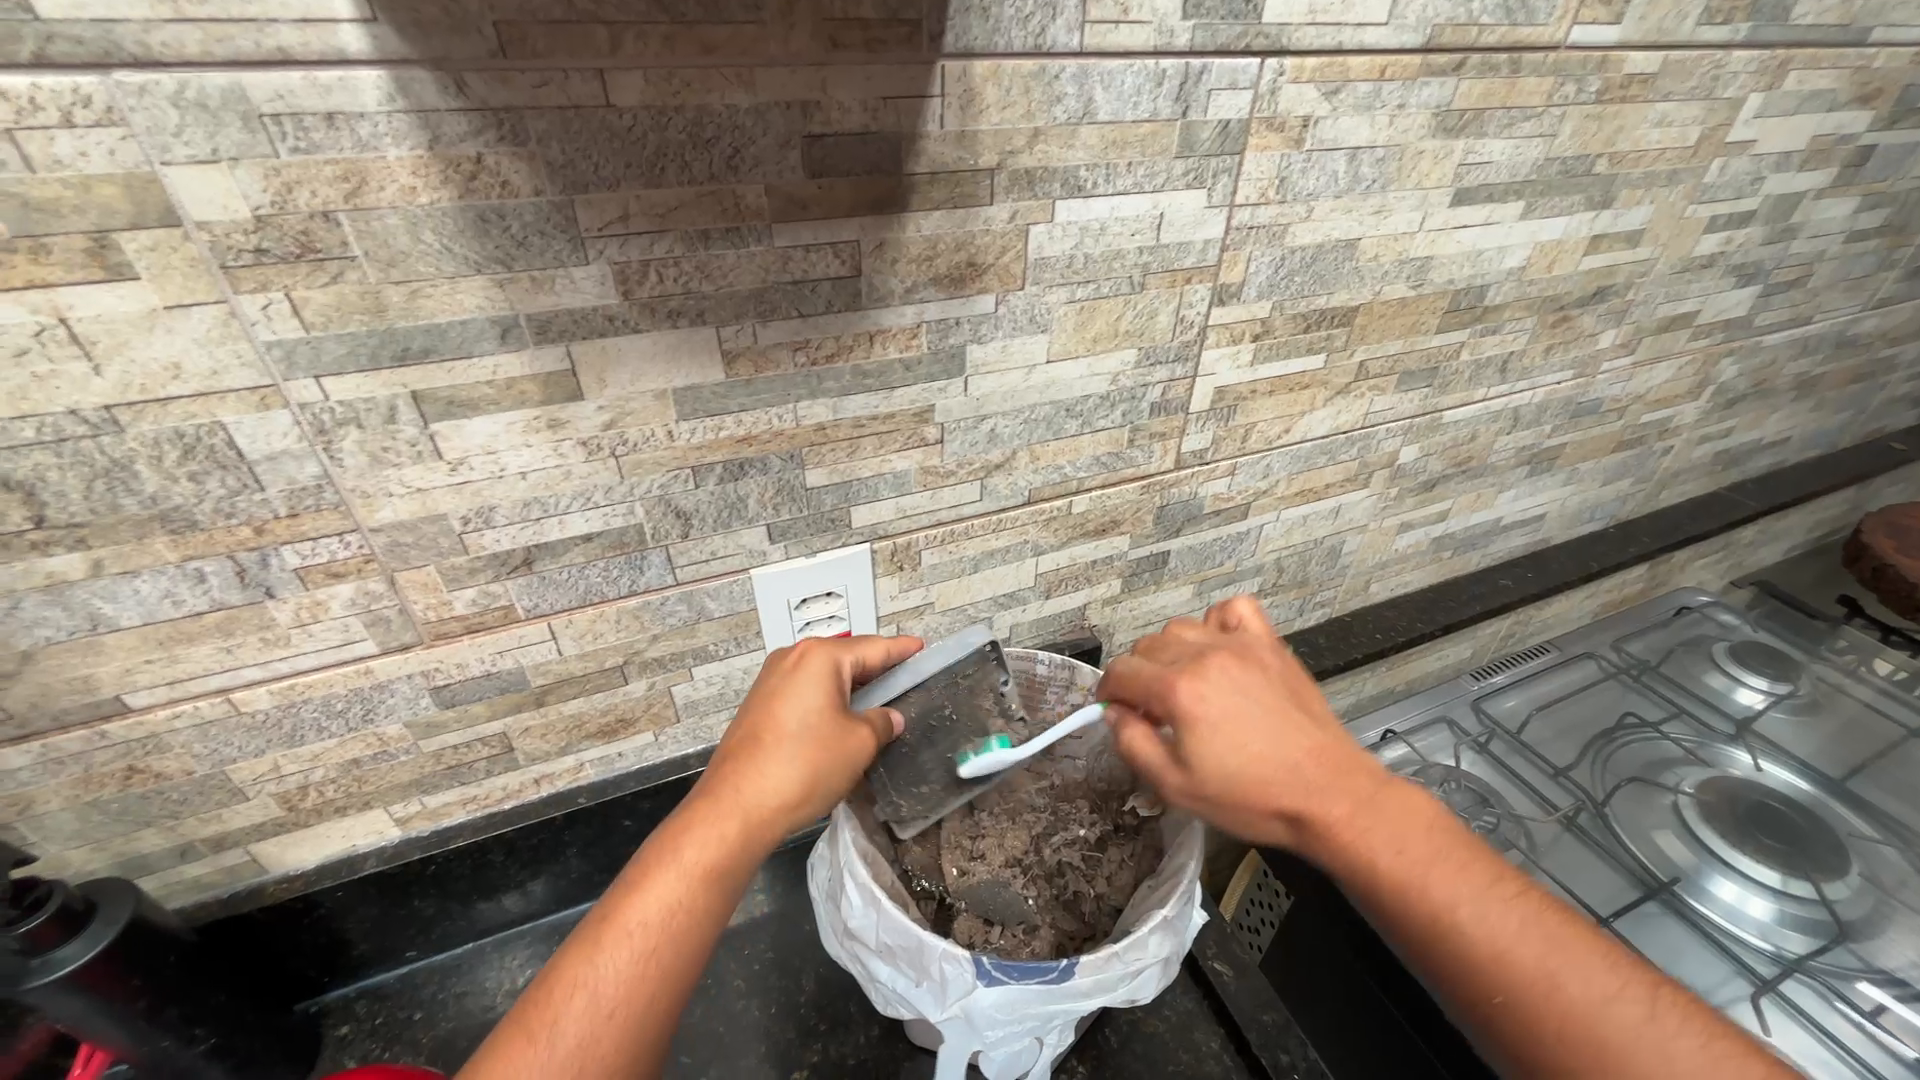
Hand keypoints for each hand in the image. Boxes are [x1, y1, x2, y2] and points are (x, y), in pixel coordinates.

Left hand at [693, 634, 923, 844]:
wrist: (736, 807)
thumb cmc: (804, 766)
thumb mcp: (859, 743)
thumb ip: (881, 722)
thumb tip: (889, 718)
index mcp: (820, 657)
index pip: (873, 648)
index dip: (901, 650)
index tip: (921, 648)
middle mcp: (792, 659)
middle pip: (846, 659)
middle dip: (876, 671)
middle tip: (907, 680)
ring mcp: (771, 682)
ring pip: (824, 679)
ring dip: (851, 691)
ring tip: (880, 704)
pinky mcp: (760, 707)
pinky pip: (805, 695)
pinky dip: (828, 704)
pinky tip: (843, 723)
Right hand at [1096, 595, 1391, 850]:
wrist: (1327, 794)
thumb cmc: (1253, 797)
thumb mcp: (1175, 786)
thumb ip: (1132, 744)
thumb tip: (1114, 714)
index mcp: (1179, 690)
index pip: (1121, 671)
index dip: (1108, 692)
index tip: (1116, 711)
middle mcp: (1206, 656)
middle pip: (1146, 646)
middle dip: (1138, 676)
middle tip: (1152, 711)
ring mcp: (1241, 645)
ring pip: (1181, 627)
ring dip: (1170, 653)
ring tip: (1183, 685)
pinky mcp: (1270, 645)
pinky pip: (1232, 610)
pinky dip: (1216, 623)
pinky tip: (1217, 652)